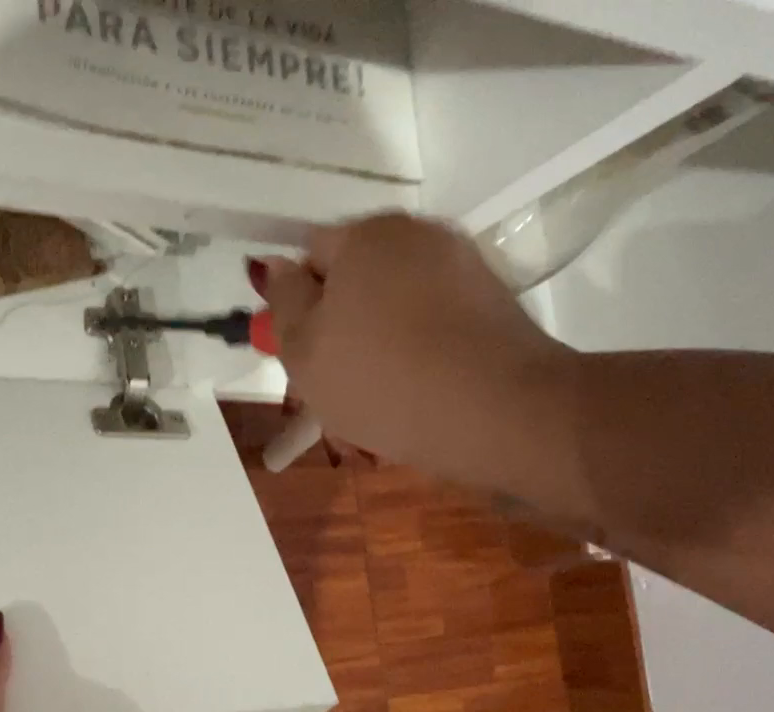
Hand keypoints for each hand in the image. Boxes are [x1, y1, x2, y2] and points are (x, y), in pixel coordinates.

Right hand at [258, 213, 573, 478]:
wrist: (499, 413)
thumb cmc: (381, 379)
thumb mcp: (303, 350)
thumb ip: (283, 301)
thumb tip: (275, 265)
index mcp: (367, 235)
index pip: (309, 254)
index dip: (295, 304)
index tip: (297, 353)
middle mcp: (419, 236)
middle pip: (355, 280)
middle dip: (336, 328)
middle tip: (326, 387)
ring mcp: (463, 268)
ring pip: (393, 308)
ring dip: (373, 347)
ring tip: (367, 405)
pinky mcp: (492, 305)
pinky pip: (430, 326)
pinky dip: (413, 355)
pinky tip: (409, 399)